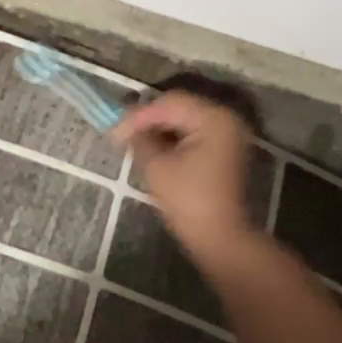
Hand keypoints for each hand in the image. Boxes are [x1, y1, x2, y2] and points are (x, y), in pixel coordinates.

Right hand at [112, 91, 256, 248]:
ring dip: (158, 127)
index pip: (169, 104)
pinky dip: (172, 137)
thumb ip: (140, 139)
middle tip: (121, 132)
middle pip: (178, 107)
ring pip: (185, 120)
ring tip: (132, 139)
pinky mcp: (224, 149)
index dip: (138, 116)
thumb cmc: (189, 201)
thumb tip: (126, 128)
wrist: (220, 238)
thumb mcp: (157, 166)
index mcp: (213, 118)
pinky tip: (151, 146)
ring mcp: (227, 134)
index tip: (114, 132)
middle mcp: (225, 118)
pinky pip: (193, 133)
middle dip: (148, 119)